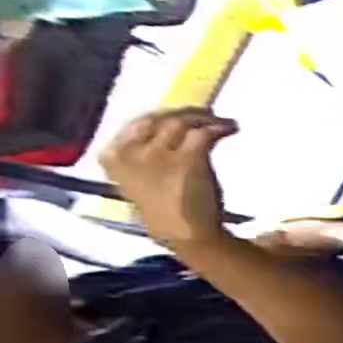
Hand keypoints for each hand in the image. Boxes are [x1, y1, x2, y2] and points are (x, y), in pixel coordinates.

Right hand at [100, 108, 236, 250]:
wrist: (183, 230)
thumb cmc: (167, 209)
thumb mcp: (142, 179)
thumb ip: (144, 159)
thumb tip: (168, 140)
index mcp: (112, 156)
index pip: (135, 124)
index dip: (162, 116)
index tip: (183, 115)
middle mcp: (130, 151)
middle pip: (158, 119)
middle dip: (184, 113)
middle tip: (208, 114)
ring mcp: (158, 154)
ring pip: (180, 122)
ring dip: (205, 118)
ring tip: (223, 121)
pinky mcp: (188, 159)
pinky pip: (203, 133)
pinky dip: (219, 127)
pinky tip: (231, 128)